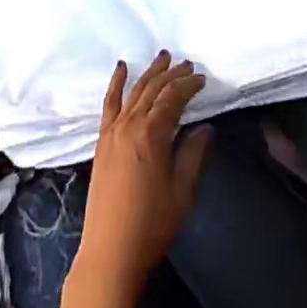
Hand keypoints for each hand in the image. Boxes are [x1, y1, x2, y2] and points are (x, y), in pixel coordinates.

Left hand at [60, 52, 211, 307]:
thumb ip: (193, 154)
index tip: (202, 78)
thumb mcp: (182, 191)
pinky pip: (109, 103)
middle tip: (187, 64)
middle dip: (171, 75)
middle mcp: (130, 124)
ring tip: (162, 58)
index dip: (188, 86)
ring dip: (149, 74)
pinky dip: (116, 83)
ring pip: (134, 92)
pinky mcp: (102, 140)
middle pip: (153, 90)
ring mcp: (112, 130)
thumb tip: (204, 127)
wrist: (111, 249)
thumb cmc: (152, 223)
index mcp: (152, 134)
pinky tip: (121, 68)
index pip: (173, 99)